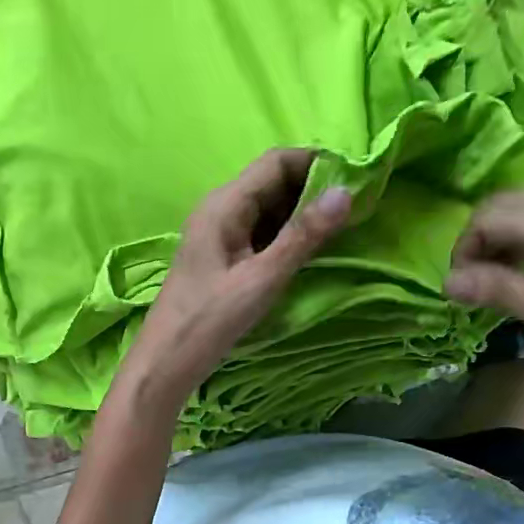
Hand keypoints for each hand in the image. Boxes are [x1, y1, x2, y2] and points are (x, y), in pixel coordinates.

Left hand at [121, 148, 351, 409]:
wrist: (166, 361)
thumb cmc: (210, 319)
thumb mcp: (262, 277)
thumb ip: (303, 235)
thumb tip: (345, 193)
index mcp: (225, 204)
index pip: (277, 162)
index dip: (316, 163)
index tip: (356, 180)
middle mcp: (221, 209)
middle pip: (274, 182)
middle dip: (314, 189)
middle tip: (357, 208)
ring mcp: (221, 233)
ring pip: (269, 208)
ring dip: (303, 214)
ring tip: (343, 228)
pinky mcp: (224, 256)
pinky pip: (261, 232)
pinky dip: (287, 235)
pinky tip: (312, 250)